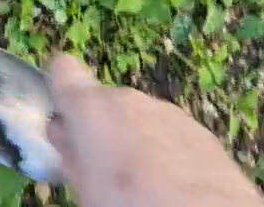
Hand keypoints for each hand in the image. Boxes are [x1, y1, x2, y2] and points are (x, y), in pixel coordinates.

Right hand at [48, 54, 260, 206]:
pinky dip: (170, 154)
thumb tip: (62, 132)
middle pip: (105, 101)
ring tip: (149, 187)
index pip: (63, 69)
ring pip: (141, 119)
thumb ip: (71, 154)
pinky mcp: (202, 132)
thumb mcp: (85, 189)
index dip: (63, 90)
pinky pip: (172, 135)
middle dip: (105, 128)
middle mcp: (126, 98)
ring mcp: (167, 111)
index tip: (67, 119)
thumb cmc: (128, 205)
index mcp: (90, 107)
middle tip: (109, 170)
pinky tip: (179, 191)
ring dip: (139, 141)